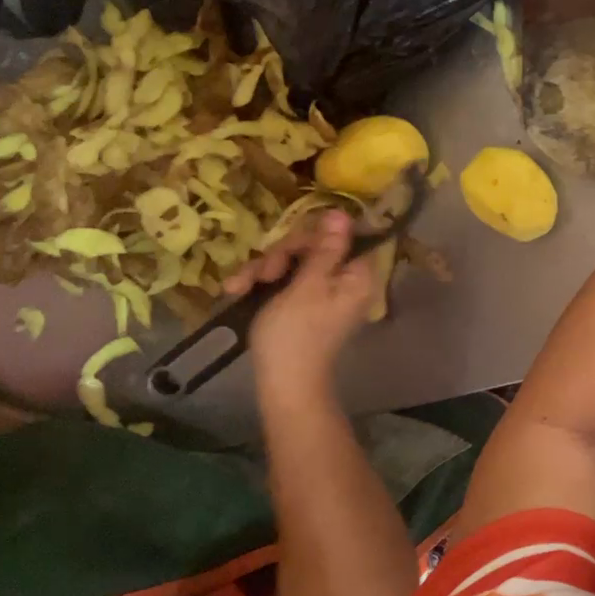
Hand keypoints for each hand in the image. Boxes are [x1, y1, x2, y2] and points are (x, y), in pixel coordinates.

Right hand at [225, 211, 376, 381]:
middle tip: (263, 274)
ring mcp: (324, 293)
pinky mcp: (303, 304)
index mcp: (358, 274)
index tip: (287, 250)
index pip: (342, 236)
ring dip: (264, 270)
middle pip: (314, 247)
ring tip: (240, 287)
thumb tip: (343, 213)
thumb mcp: (308, 285)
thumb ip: (325, 249)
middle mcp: (346, 280)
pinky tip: (236, 291)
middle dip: (281, 256)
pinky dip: (262, 285)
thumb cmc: (296, 333)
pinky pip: (285, 282)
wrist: (283, 382)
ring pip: (293, 263)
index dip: (311, 237)